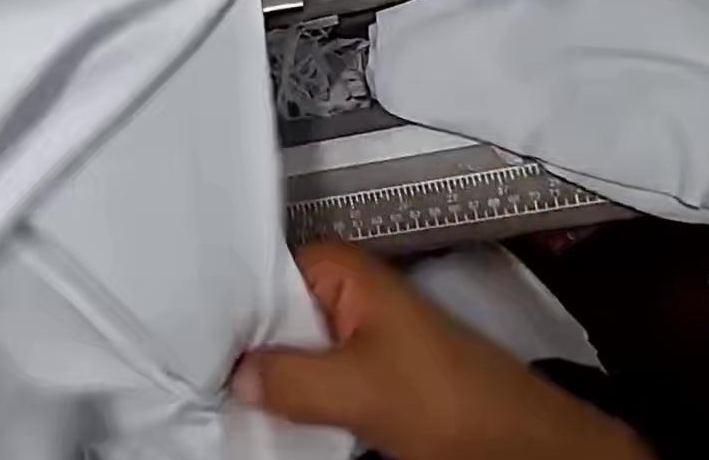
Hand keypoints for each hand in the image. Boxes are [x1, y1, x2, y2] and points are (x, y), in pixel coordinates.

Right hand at [233, 242, 652, 459]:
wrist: (515, 441)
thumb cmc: (441, 395)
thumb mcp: (362, 387)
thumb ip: (294, 378)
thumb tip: (233, 376)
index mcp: (338, 267)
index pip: (265, 272)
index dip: (232, 304)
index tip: (193, 333)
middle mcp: (341, 286)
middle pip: (275, 309)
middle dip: (246, 341)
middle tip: (200, 367)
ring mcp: (351, 326)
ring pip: (292, 343)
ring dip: (268, 369)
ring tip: (219, 386)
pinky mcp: (360, 363)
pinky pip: (311, 369)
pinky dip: (291, 387)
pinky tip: (263, 405)